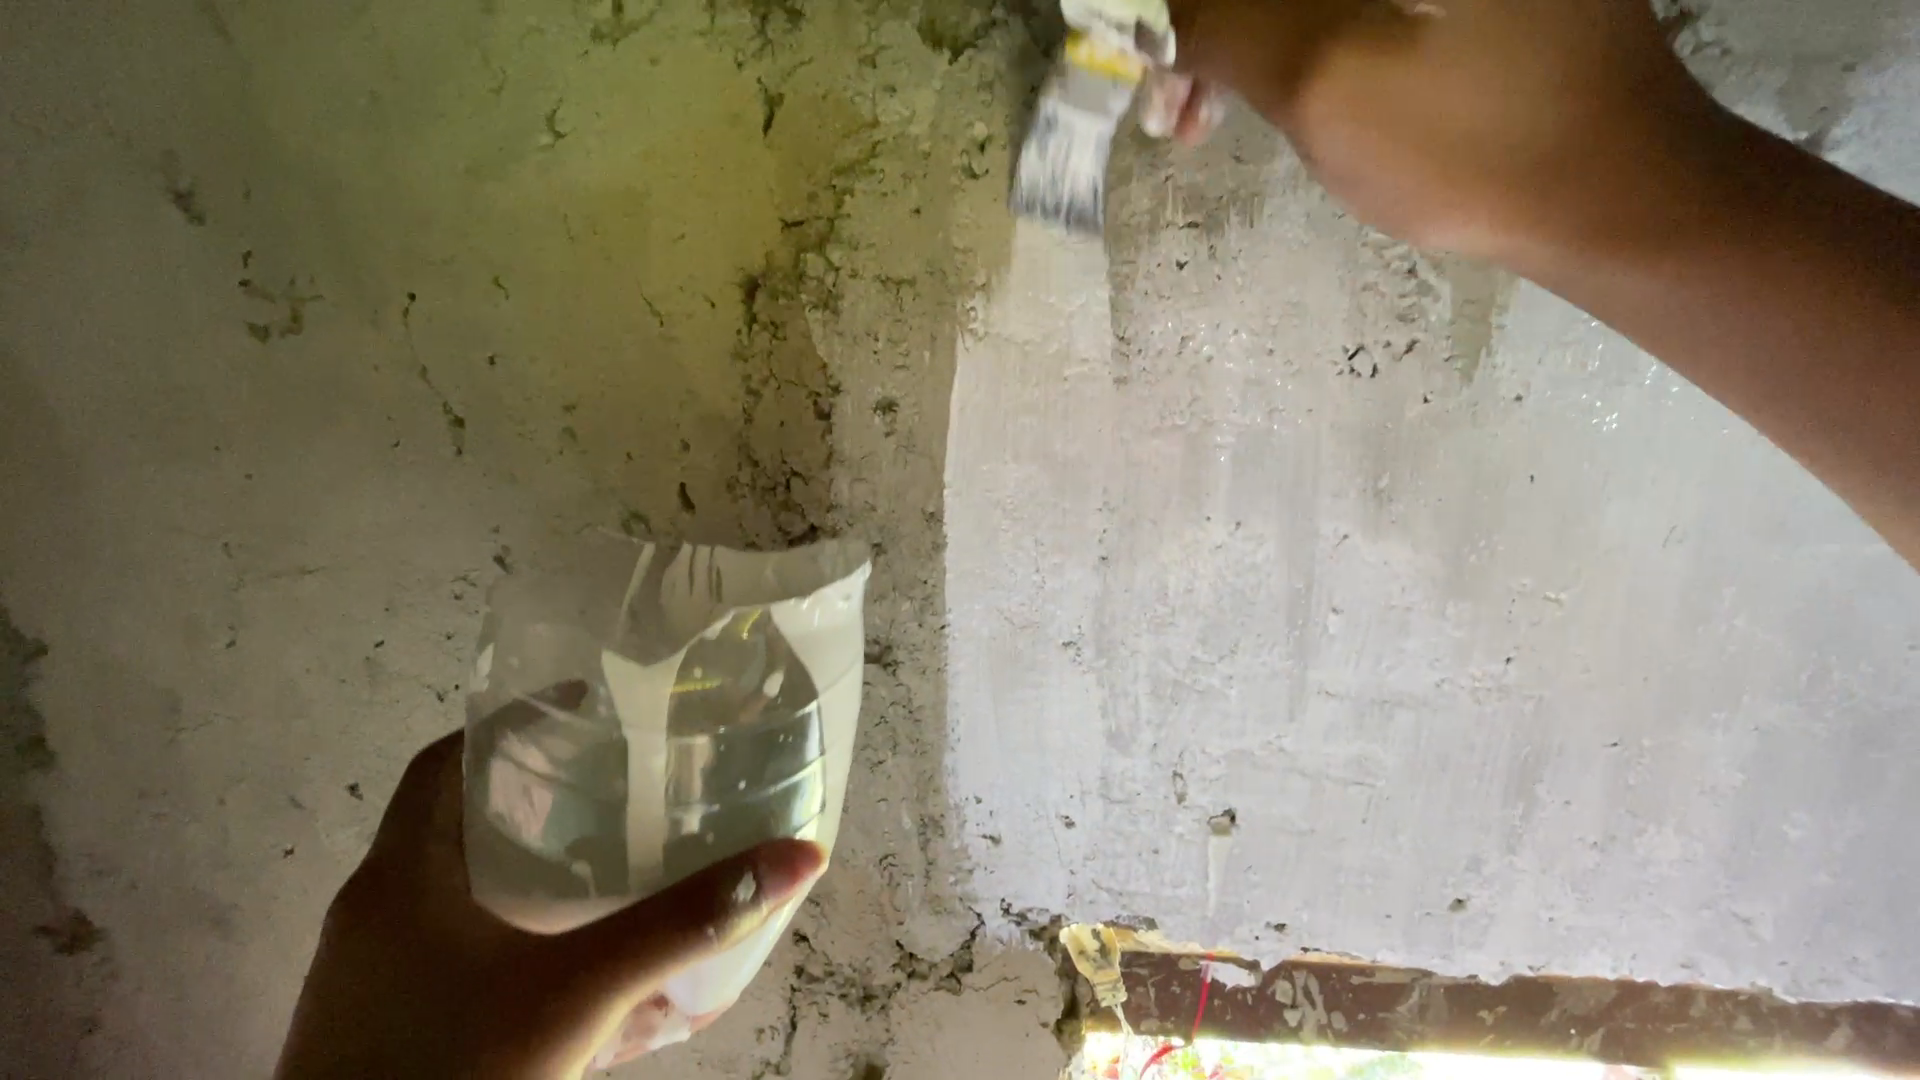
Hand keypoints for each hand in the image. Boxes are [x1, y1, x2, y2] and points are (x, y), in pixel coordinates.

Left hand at [275, 721, 826, 1079]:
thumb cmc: (448, 1079)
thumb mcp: (578, 996)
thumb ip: (683, 928)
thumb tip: (797, 857)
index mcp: (400, 879)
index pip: (448, 760)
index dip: (515, 724)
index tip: (589, 710)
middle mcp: (378, 916)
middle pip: (464, 820)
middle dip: (543, 797)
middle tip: (623, 784)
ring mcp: (376, 980)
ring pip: (466, 891)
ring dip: (535, 868)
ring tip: (616, 859)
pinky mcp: (389, 1031)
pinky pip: (466, 953)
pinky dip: (524, 936)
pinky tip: (581, 967)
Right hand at [1163, 0, 1730, 258]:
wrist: (1603, 186)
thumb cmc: (1465, 140)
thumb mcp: (1325, 79)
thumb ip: (1227, 22)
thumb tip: (1151, 10)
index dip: (1170, 3)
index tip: (1142, 57)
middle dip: (1201, 24)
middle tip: (1166, 104)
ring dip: (1234, 40)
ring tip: (1196, 120)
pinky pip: (1331, 6)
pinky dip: (1282, 42)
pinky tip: (1264, 95)